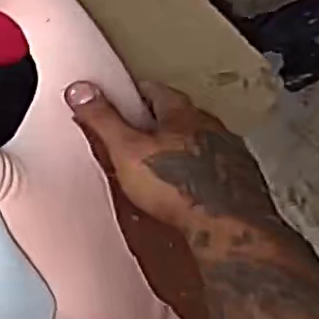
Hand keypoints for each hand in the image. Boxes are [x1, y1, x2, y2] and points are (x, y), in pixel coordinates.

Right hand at [64, 80, 283, 242]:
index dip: (132, 91)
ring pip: (195, 140)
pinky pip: (208, 166)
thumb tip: (81, 91)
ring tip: (153, 154)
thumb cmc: (178, 188)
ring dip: (175, 143)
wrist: (226, 228)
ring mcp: (228, 156)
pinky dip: (190, 168)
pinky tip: (176, 182)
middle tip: (133, 123)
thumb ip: (101, 119)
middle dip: (154, 118)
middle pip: (177, 114)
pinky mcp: (237, 182)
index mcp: (183, 116)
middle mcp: (211, 130)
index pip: (155, 90)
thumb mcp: (124, 149)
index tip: (118, 95)